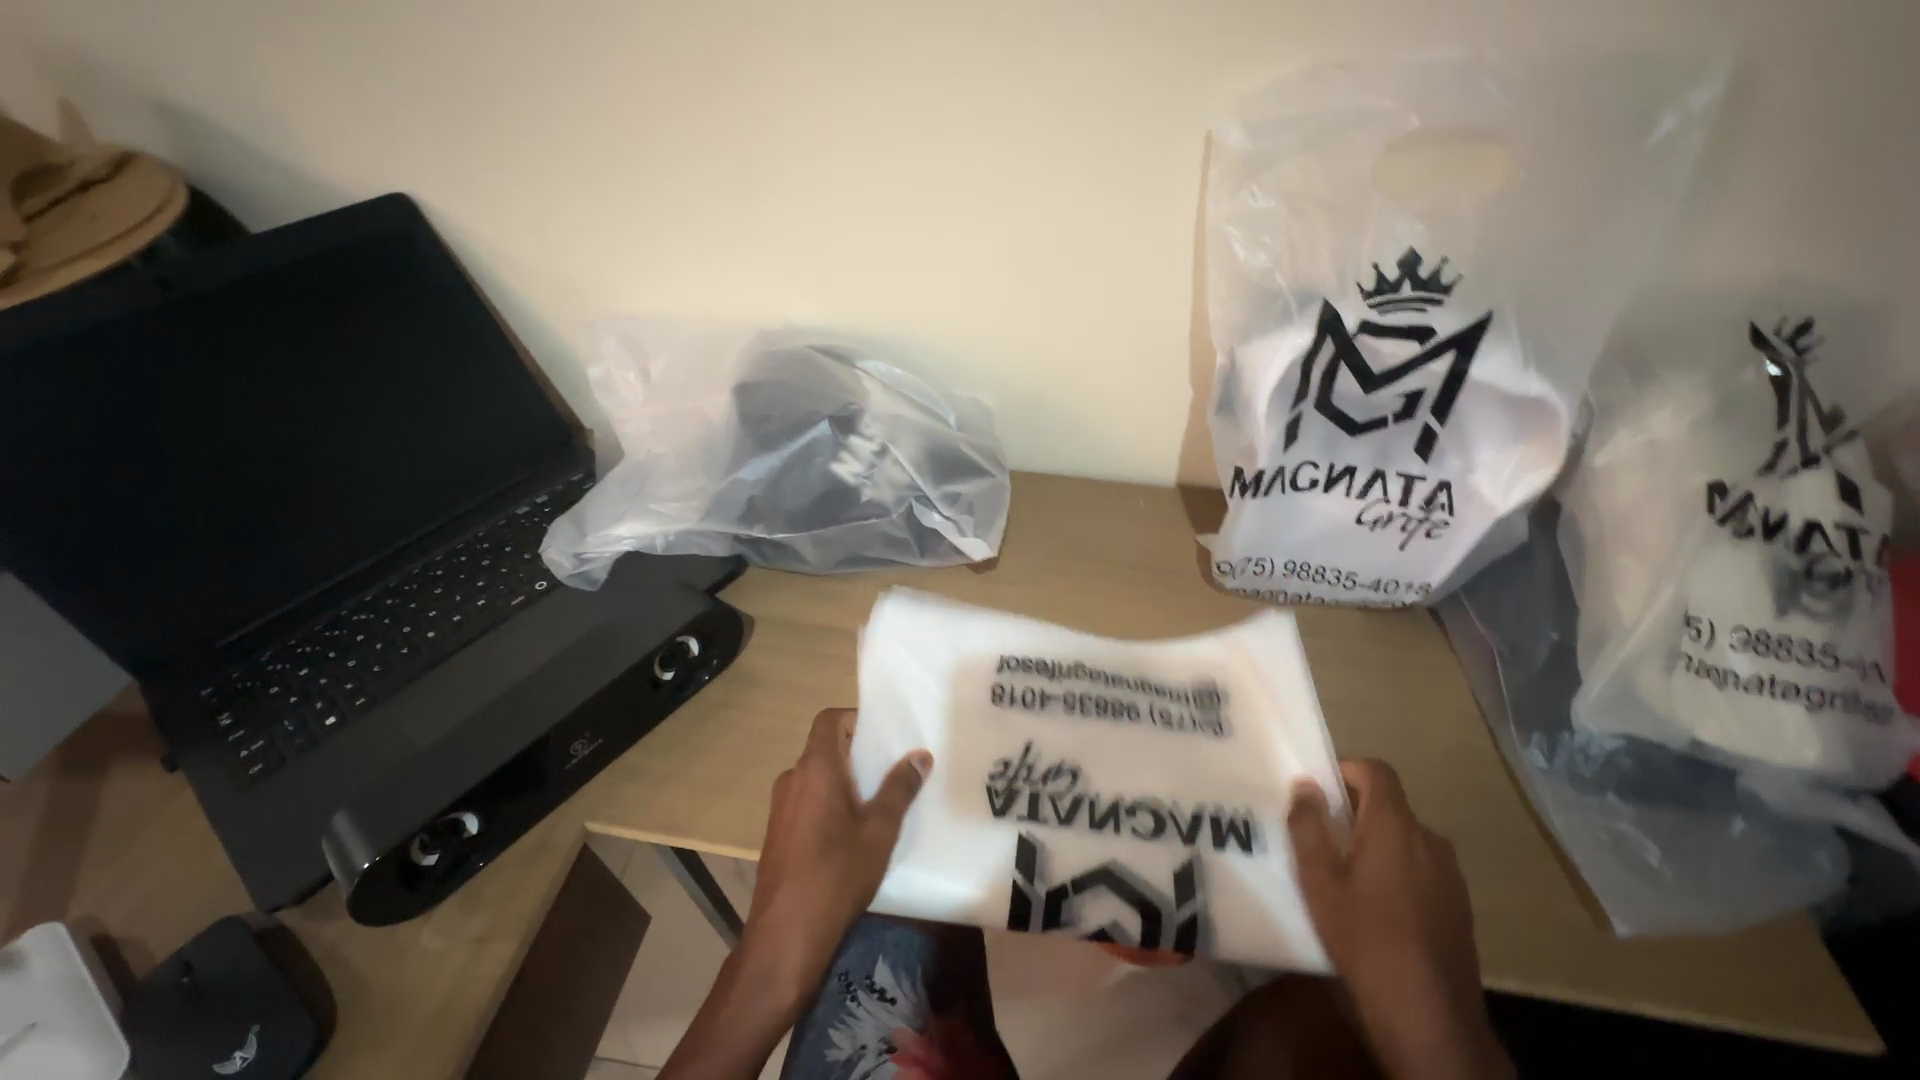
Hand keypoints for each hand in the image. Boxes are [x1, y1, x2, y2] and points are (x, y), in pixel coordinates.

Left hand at [661, 709, 929, 1079]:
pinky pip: (808, 803)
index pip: (830, 720)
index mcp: (815, 768)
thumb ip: (899, 789)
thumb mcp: (879, 831)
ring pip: (817, 779)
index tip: (886, 737)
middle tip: (894, 771)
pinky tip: (855, 834)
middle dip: (859, 755)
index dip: (857, 720)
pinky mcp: (778, 834)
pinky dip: (831, 805)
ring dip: (846, 783)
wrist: (786, 934)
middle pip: (825, 749)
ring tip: (881, 803)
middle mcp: (792, 779)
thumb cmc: (837, 874)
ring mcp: (781, 808)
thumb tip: (919, 756)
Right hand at [1289, 759, 1511, 1079]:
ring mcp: (1450, 873)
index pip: (1376, 771)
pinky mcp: (1458, 903)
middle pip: (1390, 806)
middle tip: (1321, 840)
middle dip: (1354, 813)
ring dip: (1376, 845)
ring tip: (1346, 878)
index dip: (1346, 770)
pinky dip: (1397, 872)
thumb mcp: (1318, 880)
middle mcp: (1429, 839)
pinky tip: (1377, 910)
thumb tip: (1307, 785)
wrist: (1427, 1011)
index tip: (1318, 793)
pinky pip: (1422, 868)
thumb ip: (1309, 826)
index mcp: (1394, 825)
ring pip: (1405, 840)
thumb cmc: (1363, 937)